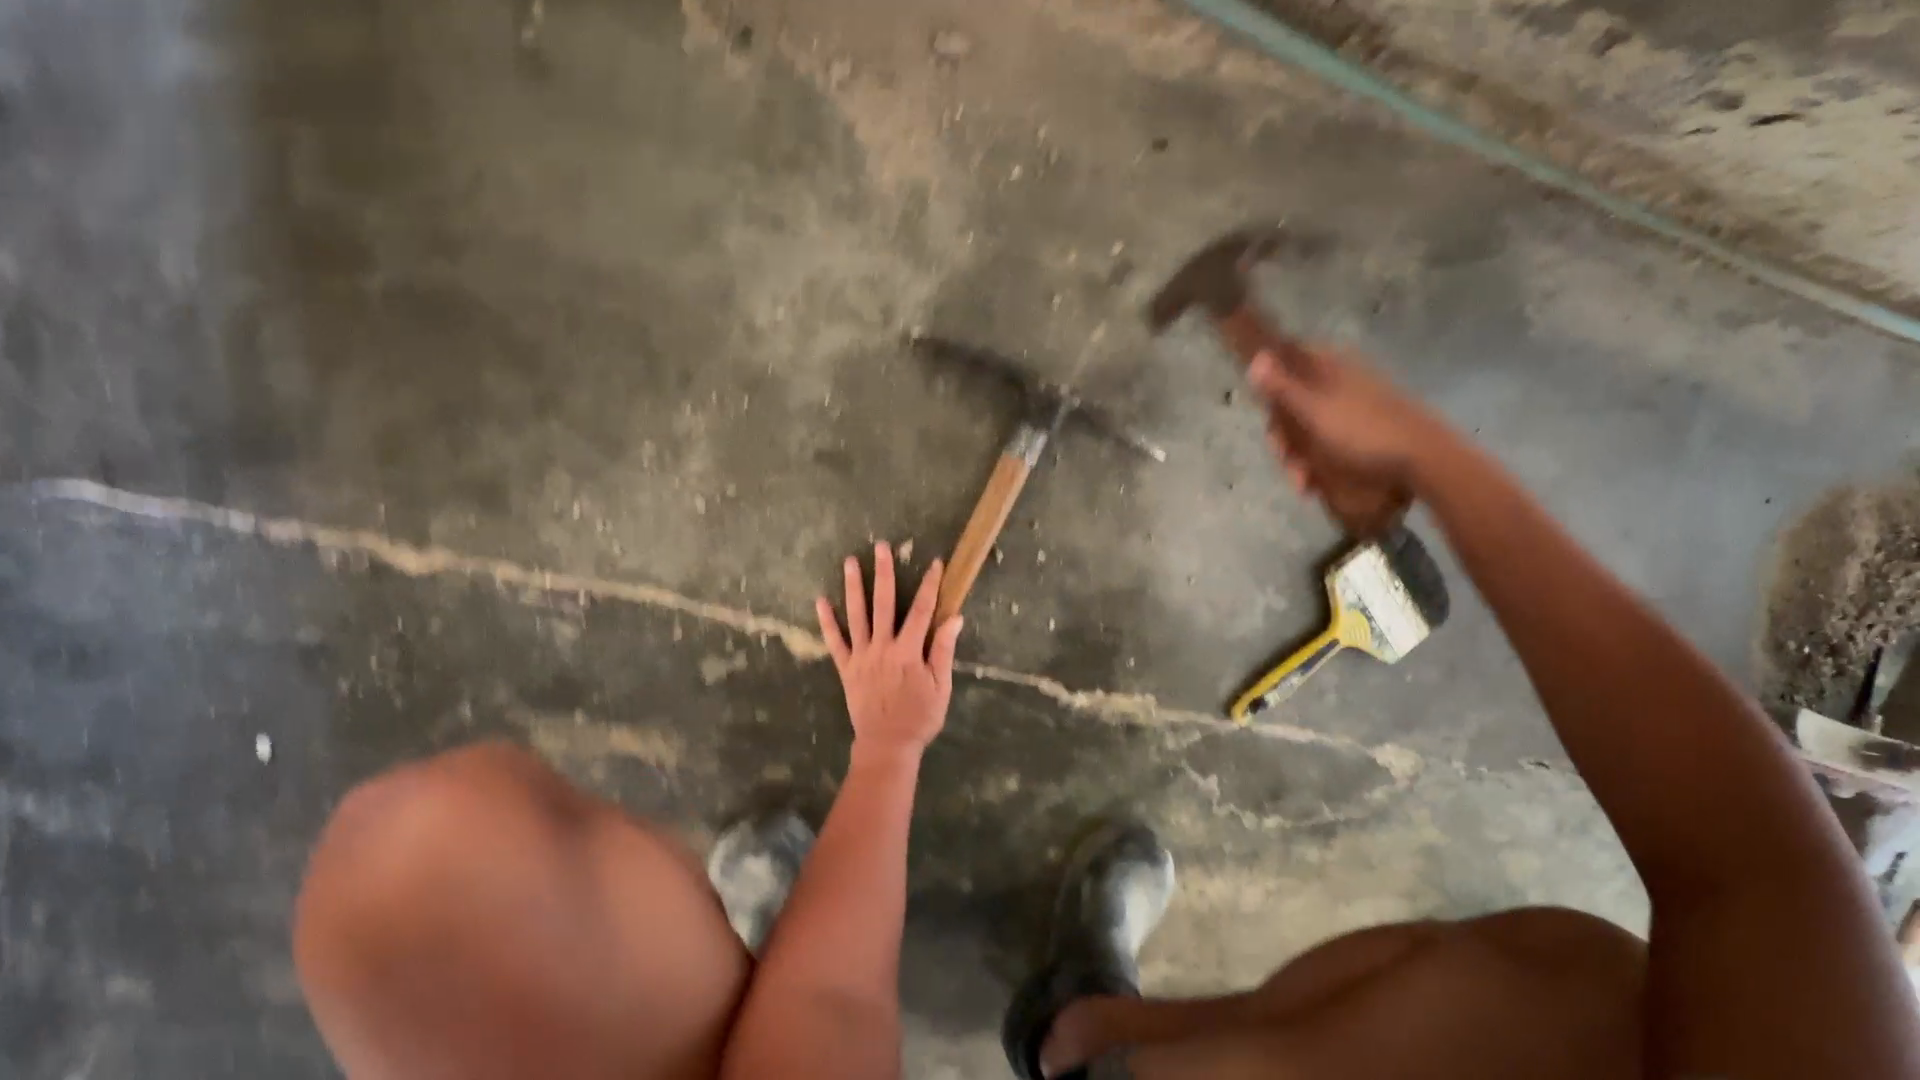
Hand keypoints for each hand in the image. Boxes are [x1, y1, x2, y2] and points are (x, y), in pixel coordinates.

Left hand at [815, 542, 963, 760]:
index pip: (921, 611)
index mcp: (909, 651)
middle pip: (884, 603)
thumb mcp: (940, 687)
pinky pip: (835, 642)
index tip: (934, 563)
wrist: (887, 745)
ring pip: (857, 615)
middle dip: (884, 573)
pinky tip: (820, 601)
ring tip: (850, 562)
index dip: (929, 585)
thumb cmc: (919, 718)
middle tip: (881, 546)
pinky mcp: (846, 668)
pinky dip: (827, 622)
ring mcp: (862, 656)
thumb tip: (953, 618)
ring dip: (854, 587)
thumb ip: (943, 651)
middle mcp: (883, 647)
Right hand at [1248, 347, 1451, 535]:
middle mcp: (1341, 380)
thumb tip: (1256, 358)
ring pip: (1312, 426)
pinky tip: (1317, 484)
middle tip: (1283, 458)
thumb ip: (1282, 387)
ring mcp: (1356, 406)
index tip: (1264, 411)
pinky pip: (1332, 443)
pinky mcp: (1368, 430)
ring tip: (1303, 482)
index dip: (1271, 385)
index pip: (1288, 361)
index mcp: (1330, 367)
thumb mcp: (1313, 411)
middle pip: (1296, 400)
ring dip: (1300, 456)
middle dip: (1284, 435)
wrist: (1424, 458)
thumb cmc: (1362, 432)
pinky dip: (1321, 462)